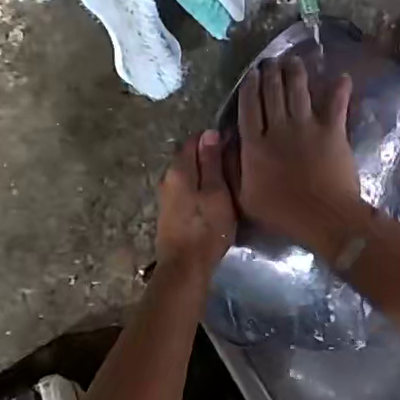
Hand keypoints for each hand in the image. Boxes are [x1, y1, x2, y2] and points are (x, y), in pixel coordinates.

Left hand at [154, 131, 236, 277]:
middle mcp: (167, 178)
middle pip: (188, 158)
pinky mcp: (169, 212)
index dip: (212, 139)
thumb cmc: (206, 228)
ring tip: (227, 182)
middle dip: (208, 156)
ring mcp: (166, 196)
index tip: (232, 144)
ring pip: (187, 175)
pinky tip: (212, 199)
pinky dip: (198, 189)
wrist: (184, 267)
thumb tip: (209, 133)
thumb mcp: (216, 192)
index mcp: (178, 169)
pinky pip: (185, 190)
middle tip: (233, 163)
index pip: (193, 141)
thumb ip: (211, 162)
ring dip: (204, 175)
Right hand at [236, 57, 368, 257]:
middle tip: (270, 61)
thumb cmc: (282, 214)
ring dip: (295, 73)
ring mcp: (306, 127)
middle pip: (272, 93)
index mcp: (255, 145)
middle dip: (270, 73)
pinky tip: (342, 77)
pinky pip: (336, 104)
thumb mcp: (244, 198)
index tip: (250, 73)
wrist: (324, 218)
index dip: (249, 87)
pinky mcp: (332, 131)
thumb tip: (225, 147)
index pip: (248, 107)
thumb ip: (233, 170)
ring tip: (293, 61)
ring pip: (298, 91)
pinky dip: (340, 89)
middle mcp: (278, 128)